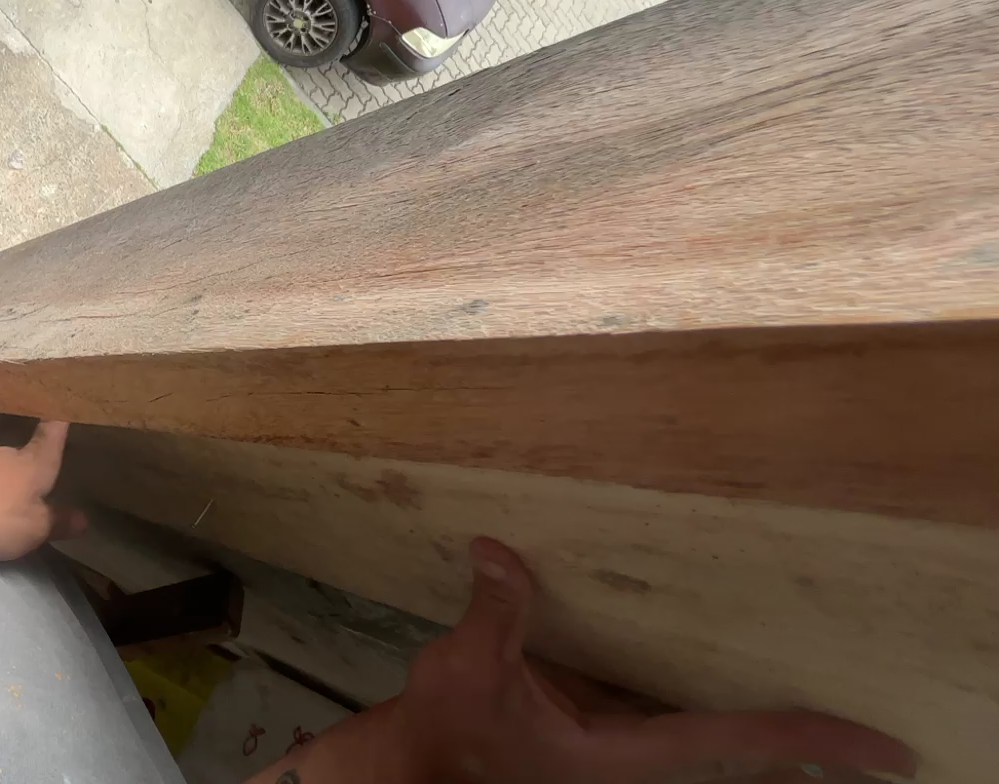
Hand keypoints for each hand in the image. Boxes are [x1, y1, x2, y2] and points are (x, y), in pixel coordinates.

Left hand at [0, 419, 87, 560]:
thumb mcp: (32, 529)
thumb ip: (57, 523)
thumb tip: (83, 518)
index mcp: (34, 463)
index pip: (52, 434)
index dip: (60, 422)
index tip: (63, 406)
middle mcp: (8, 454)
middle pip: (26, 456)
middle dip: (33, 470)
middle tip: (39, 491)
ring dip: (4, 485)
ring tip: (5, 509)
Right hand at [266, 539, 916, 783]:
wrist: (421, 759)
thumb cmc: (455, 727)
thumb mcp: (469, 667)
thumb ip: (495, 611)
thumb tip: (495, 548)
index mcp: (618, 753)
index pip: (725, 743)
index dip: (802, 741)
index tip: (886, 748)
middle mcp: (625, 750)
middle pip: (718, 735)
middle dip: (780, 723)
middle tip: (845, 699)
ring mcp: (600, 735)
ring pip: (673, 711)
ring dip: (714, 688)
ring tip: (754, 648)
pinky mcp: (572, 714)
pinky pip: (629, 687)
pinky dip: (650, 661)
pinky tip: (646, 627)